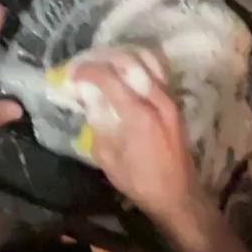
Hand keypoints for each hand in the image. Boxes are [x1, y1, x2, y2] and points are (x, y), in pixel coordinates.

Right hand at [72, 51, 213, 245]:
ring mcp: (171, 99)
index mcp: (139, 115)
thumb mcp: (108, 158)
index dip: (87, 71)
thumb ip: (97, 124)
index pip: (109, 78)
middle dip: (104, 58)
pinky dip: (141, 64)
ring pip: (149, 61)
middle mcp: (158, 100)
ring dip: (125, 56)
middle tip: (87, 64)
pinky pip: (159, 72)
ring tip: (106, 62)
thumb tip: (87, 99)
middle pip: (130, 61)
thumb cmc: (140, 182)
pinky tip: (127, 72)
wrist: (178, 195)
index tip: (73, 74)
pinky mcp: (176, 103)